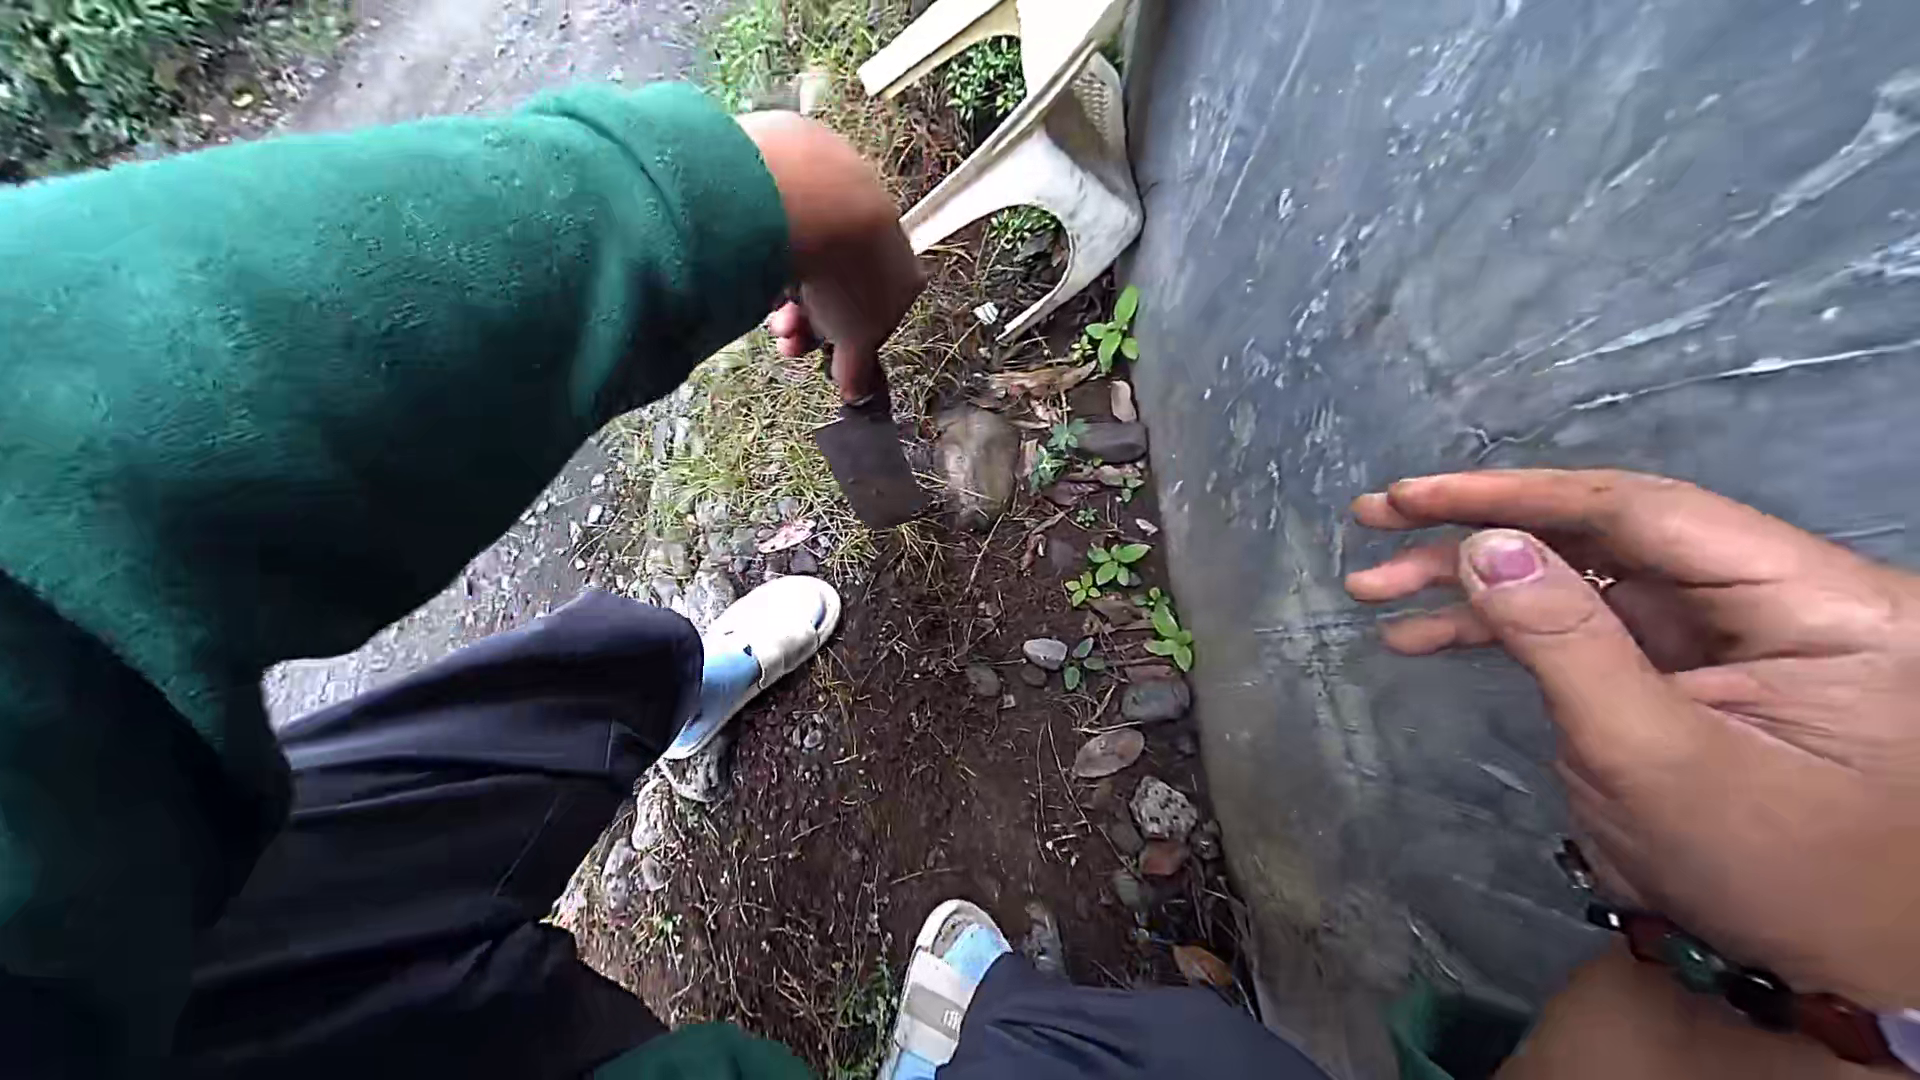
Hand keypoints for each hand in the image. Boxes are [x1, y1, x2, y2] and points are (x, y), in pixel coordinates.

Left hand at [734, 111, 924, 402]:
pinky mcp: (806, 170)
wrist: (820, 201)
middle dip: (810, 322)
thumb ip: (858, 368)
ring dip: (789, 294)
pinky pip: (789, 223)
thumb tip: (857, 393)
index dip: (846, 339)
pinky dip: (775, 247)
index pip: (876, 315)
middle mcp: (881, 233)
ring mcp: (846, 199)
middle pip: (841, 289)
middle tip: (787, 339)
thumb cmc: (850, 273)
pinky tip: (762, 264)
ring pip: (813, 256)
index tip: (822, 351)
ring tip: (770, 312)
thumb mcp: (857, 339)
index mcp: (905, 273)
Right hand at [1345, 469, 1919, 1009]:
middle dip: (1470, 524)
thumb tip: (1481, 544)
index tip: (1411, 496)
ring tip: (1368, 588)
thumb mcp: (1645, 752)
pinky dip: (1477, 624)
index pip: (1641, 512)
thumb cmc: (1752, 869)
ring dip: (1456, 578)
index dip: (1512, 495)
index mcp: (1818, 606)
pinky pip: (1555, 618)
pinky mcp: (1655, 656)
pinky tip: (1411, 635)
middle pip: (1591, 530)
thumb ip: (1562, 638)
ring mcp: (1705, 627)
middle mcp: (1764, 598)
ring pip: (1559, 570)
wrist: (1785, 964)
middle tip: (1376, 516)